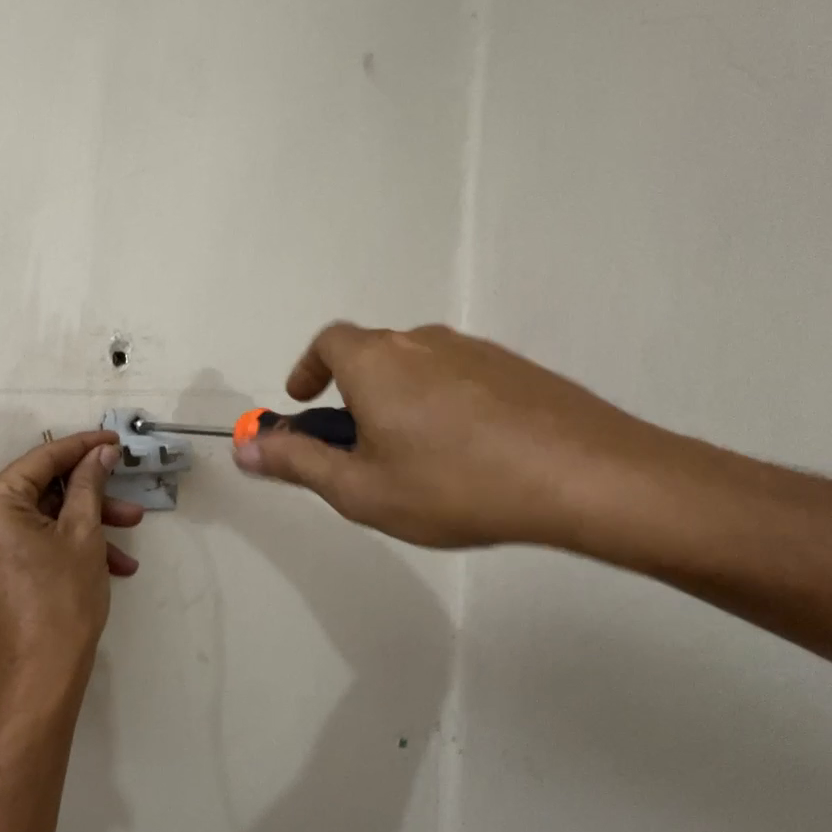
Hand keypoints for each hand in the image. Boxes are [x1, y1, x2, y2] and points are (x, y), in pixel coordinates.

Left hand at [0, 430, 144, 709]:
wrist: (39, 676)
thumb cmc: (62, 600)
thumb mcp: (83, 535)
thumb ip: (88, 485)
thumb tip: (99, 453)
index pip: (41, 459)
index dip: (83, 447)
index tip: (115, 441)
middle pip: (42, 490)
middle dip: (91, 498)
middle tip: (130, 503)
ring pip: (43, 519)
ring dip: (87, 526)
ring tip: (129, 544)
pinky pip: (34, 542)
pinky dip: (69, 547)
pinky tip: (112, 567)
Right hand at [234, 322, 652, 547]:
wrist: (587, 477)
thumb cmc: (454, 484)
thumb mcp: (359, 489)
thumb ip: (296, 462)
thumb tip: (245, 446)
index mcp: (376, 362)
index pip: (328, 342)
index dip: (308, 369)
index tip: (303, 403)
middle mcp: (423, 342)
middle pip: (372, 355)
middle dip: (351, 393)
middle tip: (356, 448)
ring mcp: (477, 352)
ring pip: (418, 369)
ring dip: (398, 401)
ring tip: (412, 460)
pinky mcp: (519, 371)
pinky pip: (459, 380)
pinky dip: (442, 406)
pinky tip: (464, 456)